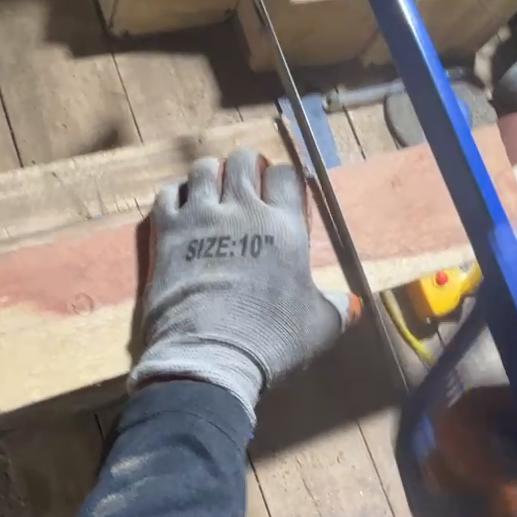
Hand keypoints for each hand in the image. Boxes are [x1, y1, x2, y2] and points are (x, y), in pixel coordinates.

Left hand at [130, 150, 352, 423]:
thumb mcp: (319, 327)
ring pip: (204, 168)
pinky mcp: (167, 232)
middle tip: (244, 187)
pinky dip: (176, 195)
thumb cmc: (271, 341)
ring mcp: (201, 217)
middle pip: (243, 160)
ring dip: (209, 175)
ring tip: (211, 194)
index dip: (282, 179)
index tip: (278, 193)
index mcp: (285, 227)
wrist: (210, 356)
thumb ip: (336, 308)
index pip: (286, 175)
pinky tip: (181, 210)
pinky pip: (167, 193)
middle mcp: (244, 211)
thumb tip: (349, 304)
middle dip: (246, 167)